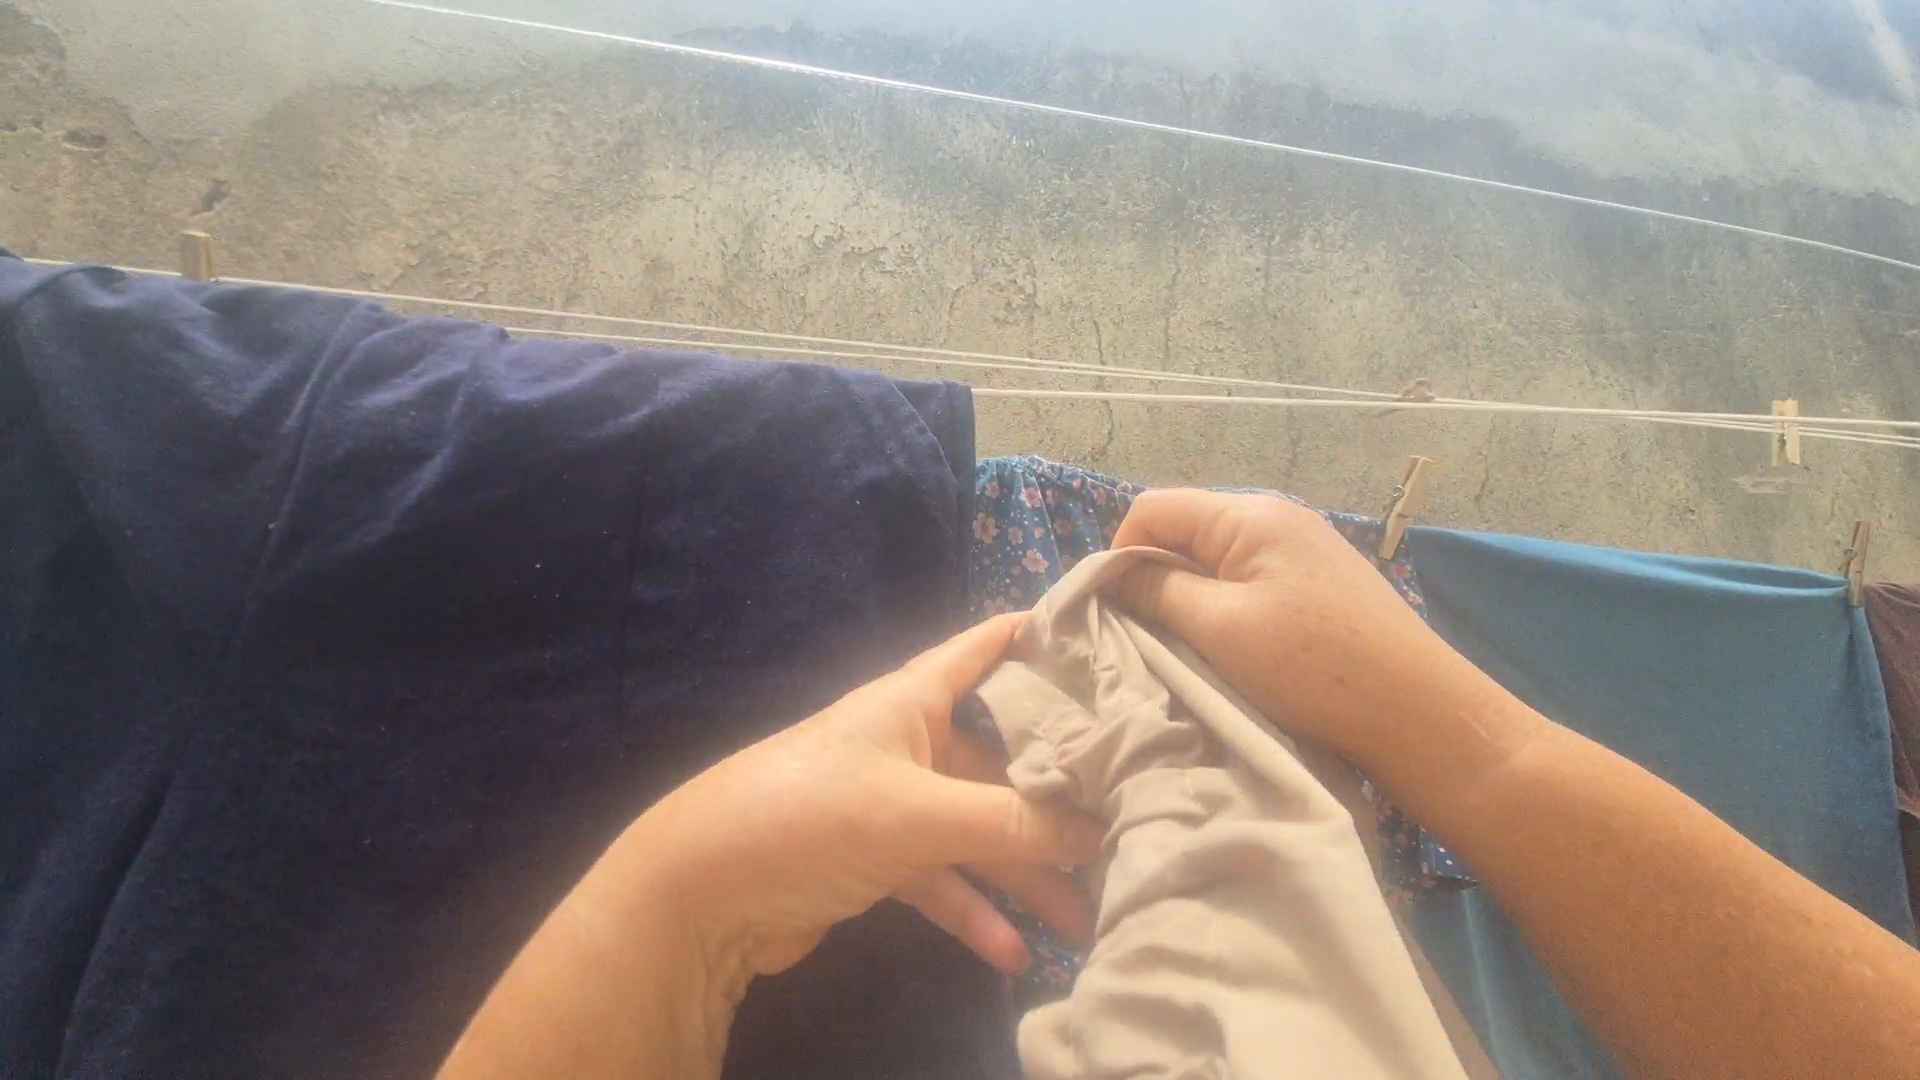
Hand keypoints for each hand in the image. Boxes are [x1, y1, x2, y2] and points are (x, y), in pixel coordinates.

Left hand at [619, 613, 1102, 982]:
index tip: (1108, 645)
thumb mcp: (917, 813)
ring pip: (976, 826)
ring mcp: (895, 801)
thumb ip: (1010, 821)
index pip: (988, 645)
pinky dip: (973, 909)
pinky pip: (940, 877)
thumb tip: (1100, 830)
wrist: (701, 894)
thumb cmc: (815, 814)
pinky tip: (1012, 952)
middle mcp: (911, 739)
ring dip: (1023, 870)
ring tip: (1082, 915)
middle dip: (1054, 793)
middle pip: (999, 757)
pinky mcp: (877, 857)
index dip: (1042, 635)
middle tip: (1121, 820)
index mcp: (916, 697)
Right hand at [1110, 489, 1507, 771]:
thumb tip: (1112, 572)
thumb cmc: (1313, 667)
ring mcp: (1299, 546)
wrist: (1421, 715)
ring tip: (1187, 641)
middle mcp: (1274, 515)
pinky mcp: (1315, 579)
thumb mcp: (1219, 626)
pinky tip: (1229, 642)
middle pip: (1183, 529)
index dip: (1121, 551)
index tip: (1116, 607)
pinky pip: (1245, 577)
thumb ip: (1157, 589)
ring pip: (1212, 556)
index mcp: (1248, 514)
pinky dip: (1222, 603)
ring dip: (1188, 593)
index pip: (1153, 508)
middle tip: (1148, 631)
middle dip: (1154, 574)